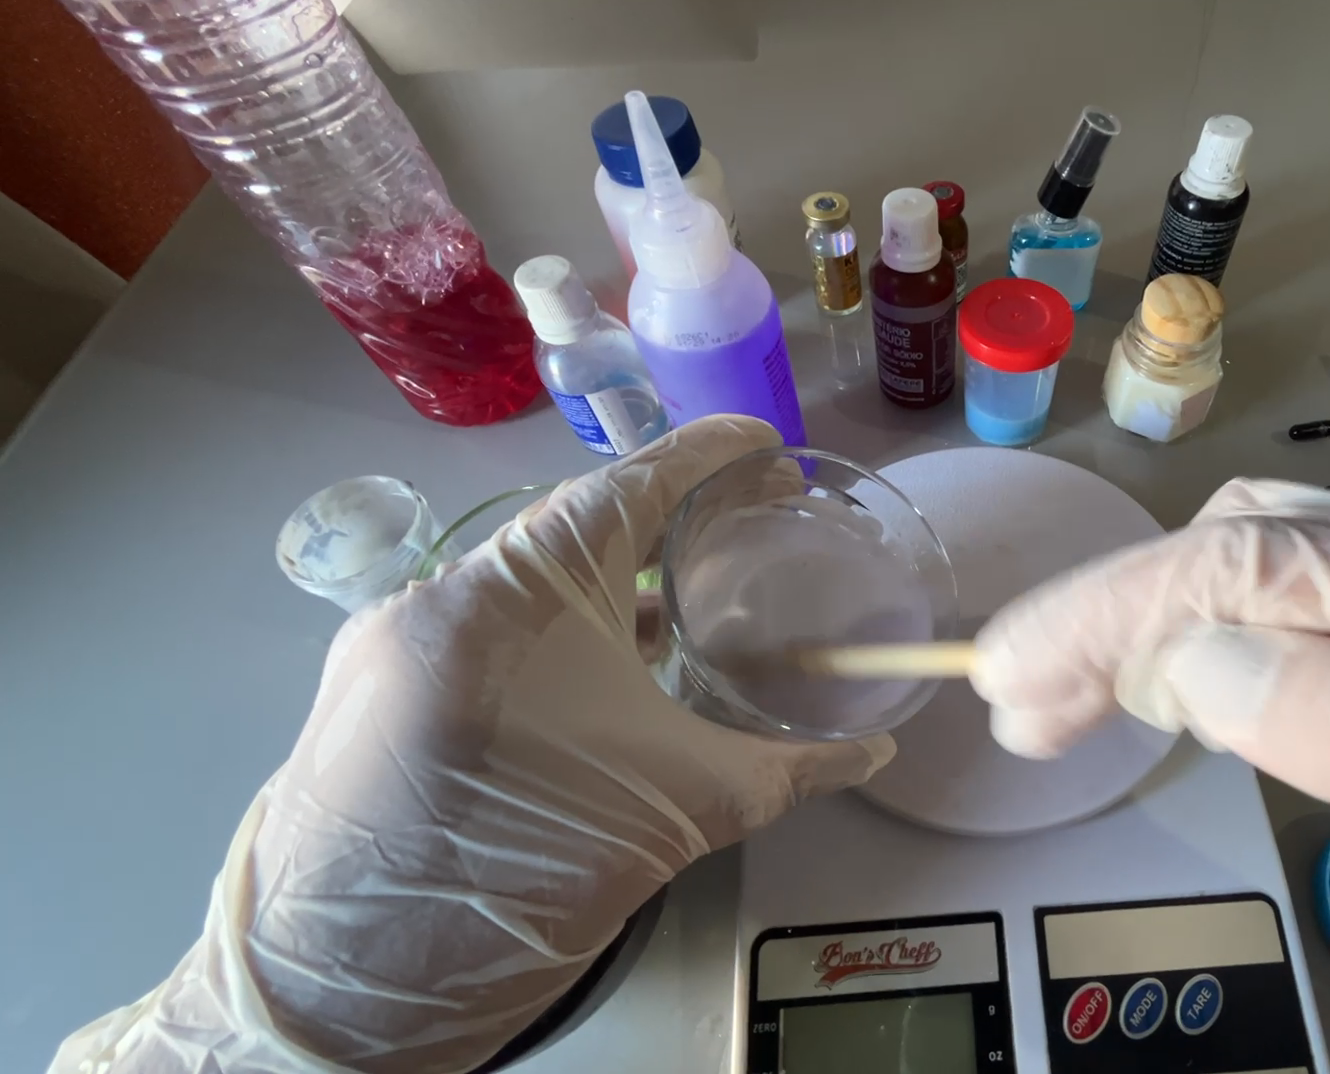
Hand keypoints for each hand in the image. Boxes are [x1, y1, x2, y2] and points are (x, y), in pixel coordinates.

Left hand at [53, 416, 891, 1073]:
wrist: (349, 997)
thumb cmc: (530, 874)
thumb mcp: (683, 808)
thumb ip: (792, 768)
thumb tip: (874, 754)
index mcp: (521, 601)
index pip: (629, 488)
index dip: (705, 452)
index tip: (765, 439)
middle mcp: (455, 594)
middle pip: (589, 515)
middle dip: (683, 501)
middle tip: (761, 499)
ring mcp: (412, 631)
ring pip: (544, 564)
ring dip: (630, 557)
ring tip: (707, 562)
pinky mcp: (390, 673)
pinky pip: (507, 610)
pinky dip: (582, 608)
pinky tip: (633, 638)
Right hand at [973, 479, 1329, 1072]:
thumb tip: (1192, 660)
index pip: (1270, 565)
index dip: (1126, 609)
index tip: (1018, 667)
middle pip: (1240, 554)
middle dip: (1111, 614)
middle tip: (1012, 686)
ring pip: (1236, 584)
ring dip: (1131, 633)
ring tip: (1049, 698)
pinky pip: (1261, 629)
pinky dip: (1180, 657)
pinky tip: (1137, 690)